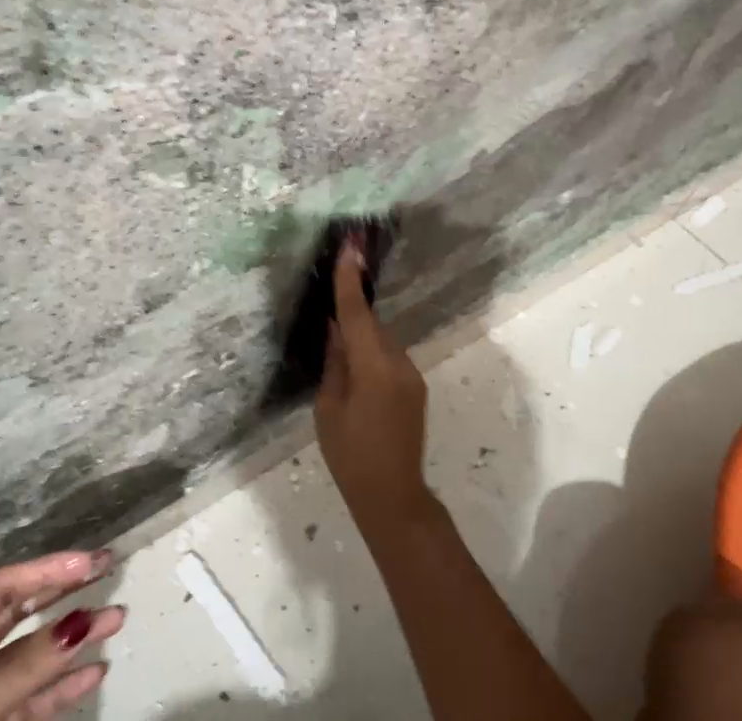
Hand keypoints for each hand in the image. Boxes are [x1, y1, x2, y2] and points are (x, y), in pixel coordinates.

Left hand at [0, 551, 124, 720]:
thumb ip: (20, 668)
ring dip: (73, 637)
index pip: (0, 588)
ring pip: (31, 657)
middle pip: (17, 613)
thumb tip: (83, 618)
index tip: (91, 562)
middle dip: (63, 591)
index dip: (46, 570)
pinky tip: (94, 672)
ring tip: (116, 619)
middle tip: (108, 569)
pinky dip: (64, 686)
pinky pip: (33, 701)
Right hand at [315, 234, 433, 527]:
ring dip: (361, 341)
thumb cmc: (350, 454)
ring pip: (380, 343)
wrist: (392, 494)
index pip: (358, 314)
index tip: (349, 248)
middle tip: (327, 311)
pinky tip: (355, 376)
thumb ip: (334, 363)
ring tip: (337, 359)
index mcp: (373, 367)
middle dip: (350, 318)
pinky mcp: (414, 387)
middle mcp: (398, 363)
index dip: (349, 281)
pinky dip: (371, 357)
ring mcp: (411, 375)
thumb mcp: (328, 408)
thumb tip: (336, 331)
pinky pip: (388, 359)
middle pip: (371, 327)